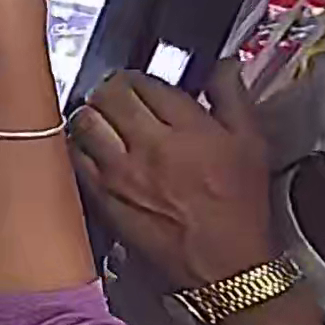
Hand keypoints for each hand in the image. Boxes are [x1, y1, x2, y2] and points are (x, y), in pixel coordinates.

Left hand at [69, 60, 276, 289]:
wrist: (220, 260)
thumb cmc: (237, 205)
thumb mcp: (251, 144)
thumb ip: (234, 97)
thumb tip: (225, 64)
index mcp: (192, 130)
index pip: (147, 85)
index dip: (137, 78)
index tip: (135, 83)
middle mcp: (152, 146)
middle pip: (110, 96)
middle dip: (108, 89)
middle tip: (112, 94)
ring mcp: (121, 170)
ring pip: (86, 120)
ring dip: (88, 112)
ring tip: (97, 116)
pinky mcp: (101, 192)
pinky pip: (73, 153)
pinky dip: (75, 142)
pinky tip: (86, 143)